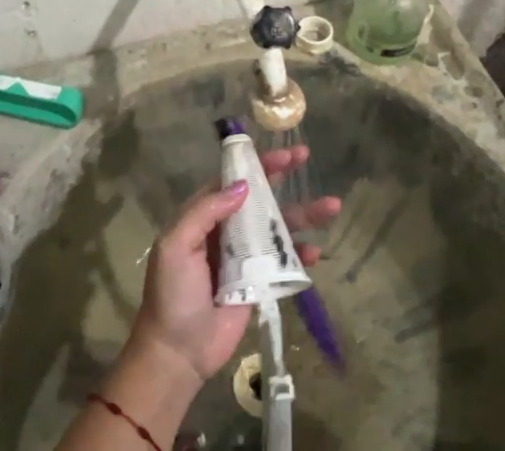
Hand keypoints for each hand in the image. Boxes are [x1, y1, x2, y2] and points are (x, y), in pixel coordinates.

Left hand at [130, 145, 341, 381]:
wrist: (178, 351)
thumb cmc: (172, 293)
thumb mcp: (176, 245)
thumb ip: (205, 212)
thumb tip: (243, 186)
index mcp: (201, 218)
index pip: (231, 182)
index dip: (254, 165)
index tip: (279, 152)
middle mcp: (224, 232)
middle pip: (258, 199)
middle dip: (282, 178)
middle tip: (305, 157)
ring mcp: (243, 258)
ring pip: (277, 228)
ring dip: (303, 216)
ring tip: (332, 206)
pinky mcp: (259, 283)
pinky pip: (284, 262)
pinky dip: (301, 255)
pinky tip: (315, 252)